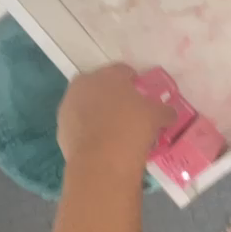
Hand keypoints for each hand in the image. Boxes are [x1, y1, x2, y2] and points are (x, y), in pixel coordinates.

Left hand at [57, 65, 173, 176]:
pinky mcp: (61, 128)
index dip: (135, 81)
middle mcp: (83, 85)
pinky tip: (105, 143)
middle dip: (114, 95)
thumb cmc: (132, 128)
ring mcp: (69, 106)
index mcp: (107, 76)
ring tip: (116, 129)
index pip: (123, 70)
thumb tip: (168, 112)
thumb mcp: (158, 116)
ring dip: (100, 112)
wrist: (101, 161)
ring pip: (88, 105)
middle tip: (130, 111)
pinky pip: (80, 124)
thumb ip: (164, 110)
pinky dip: (91, 129)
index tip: (144, 94)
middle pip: (101, 85)